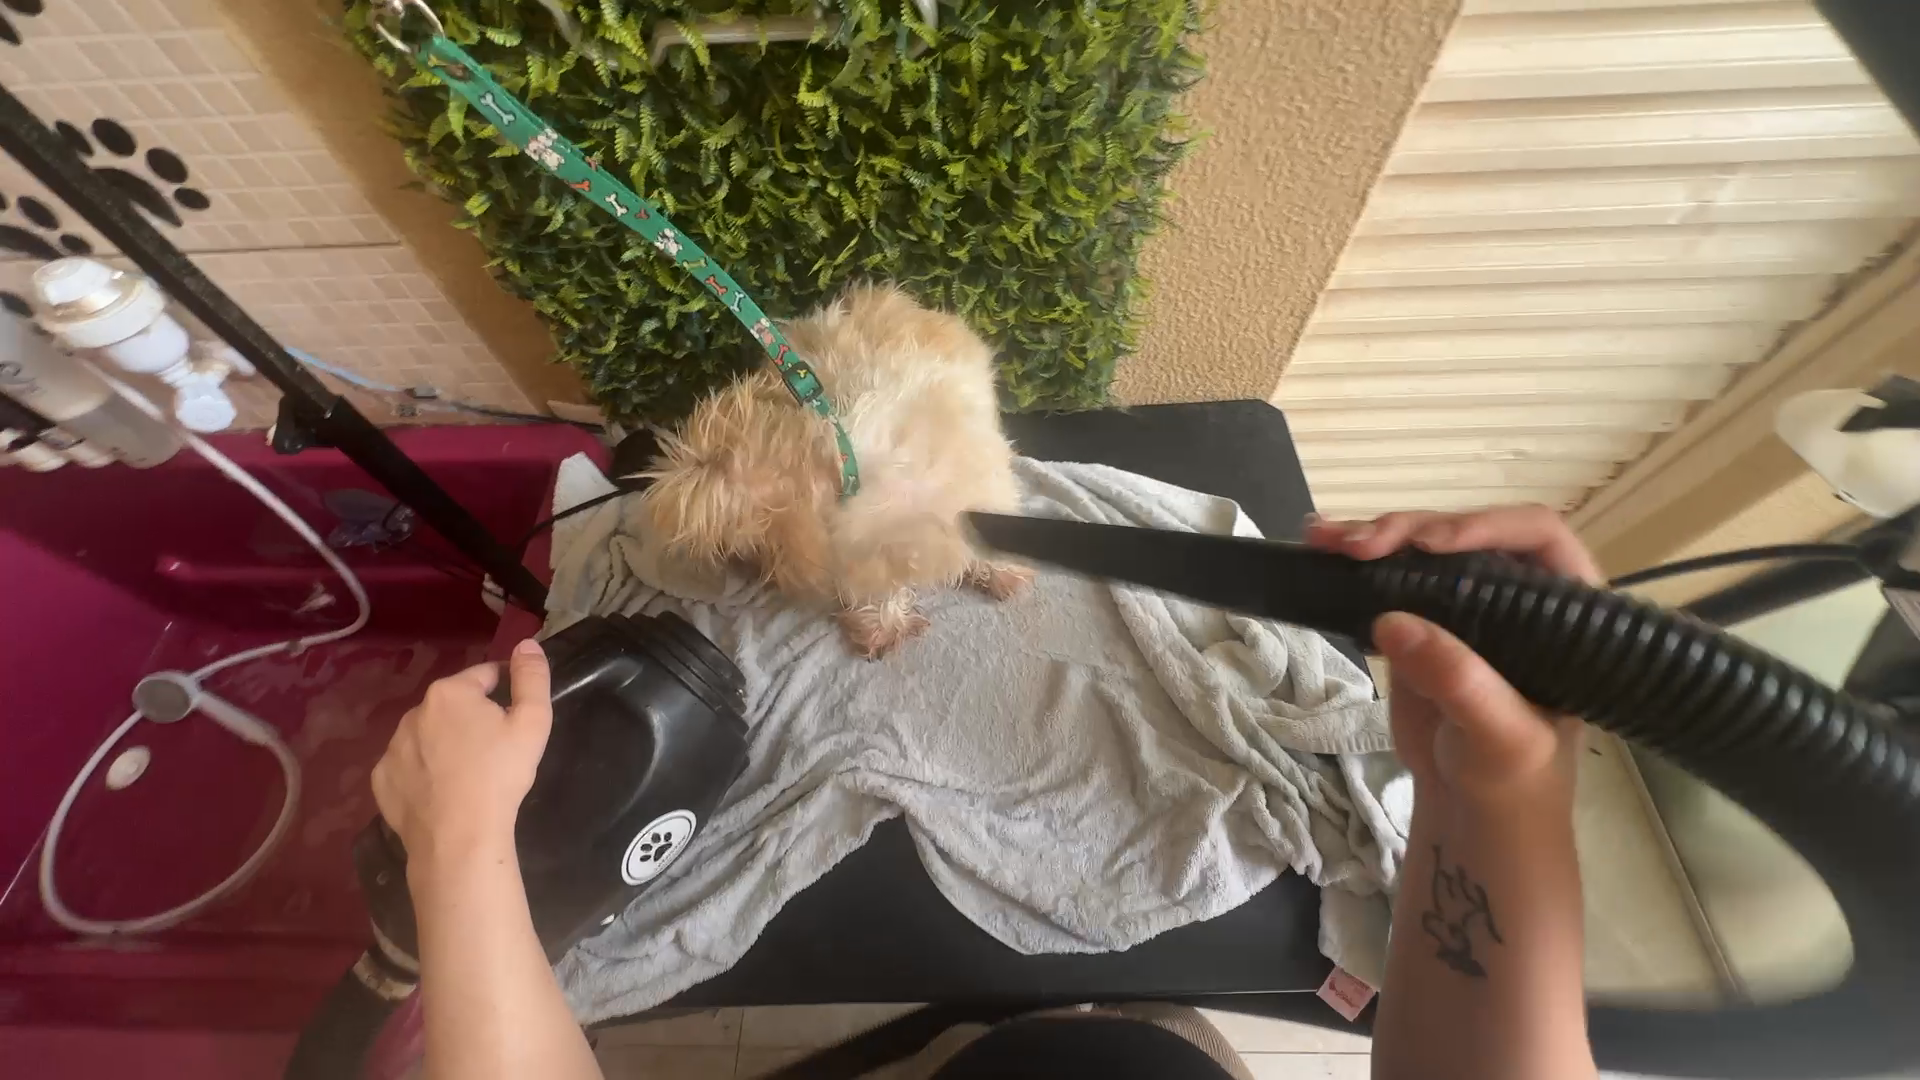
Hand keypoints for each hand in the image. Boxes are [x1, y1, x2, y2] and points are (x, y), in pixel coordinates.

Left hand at [372, 639, 553, 869]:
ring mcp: (391, 748)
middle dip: (475, 716)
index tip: (518, 718)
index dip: (508, 691)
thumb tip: (527, 643)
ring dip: (449, 740)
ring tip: (471, 770)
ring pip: (430, 732)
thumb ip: (532, 677)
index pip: (486, 675)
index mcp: (450, 692)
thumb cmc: (502, 772)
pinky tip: (444, 788)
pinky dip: (426, 768)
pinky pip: (409, 762)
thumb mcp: (533, 720)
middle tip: (498, 746)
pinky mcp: (380, 780)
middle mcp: (414, 712)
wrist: (459, 836)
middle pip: (456, 704)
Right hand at [1306, 506, 1596, 815]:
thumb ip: (1459, 682)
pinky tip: (1316, 548)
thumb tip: (1392, 622)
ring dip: (1364, 537)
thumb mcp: (1501, 737)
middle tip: (1354, 546)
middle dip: (1403, 530)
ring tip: (1320, 538)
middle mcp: (1510, 593)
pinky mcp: (1410, 621)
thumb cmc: (1513, 777)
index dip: (1482, 526)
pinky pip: (1378, 577)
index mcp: (1560, 607)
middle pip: (1456, 533)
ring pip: (1411, 548)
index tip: (1428, 544)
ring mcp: (1455, 605)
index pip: (1534, 537)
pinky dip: (1345, 563)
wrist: (1469, 807)